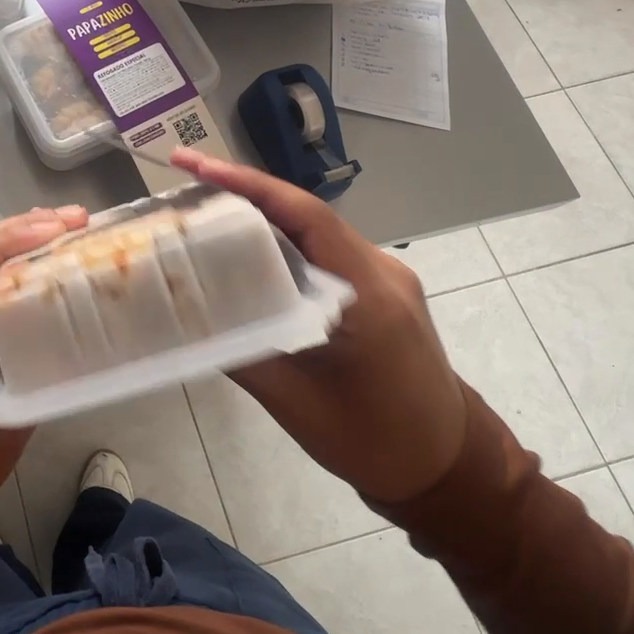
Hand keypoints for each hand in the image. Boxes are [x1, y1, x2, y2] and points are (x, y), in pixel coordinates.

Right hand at [170, 148, 465, 503]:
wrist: (448, 469)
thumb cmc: (373, 441)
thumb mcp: (296, 404)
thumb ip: (241, 353)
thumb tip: (187, 316)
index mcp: (369, 295)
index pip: (306, 216)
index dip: (248, 184)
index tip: (196, 165)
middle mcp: (382, 272)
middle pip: (305, 215)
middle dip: (243, 194)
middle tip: (184, 185)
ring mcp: (386, 278)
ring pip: (313, 232)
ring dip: (260, 218)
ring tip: (203, 213)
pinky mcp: (381, 290)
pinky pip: (324, 252)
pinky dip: (281, 244)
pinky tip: (245, 253)